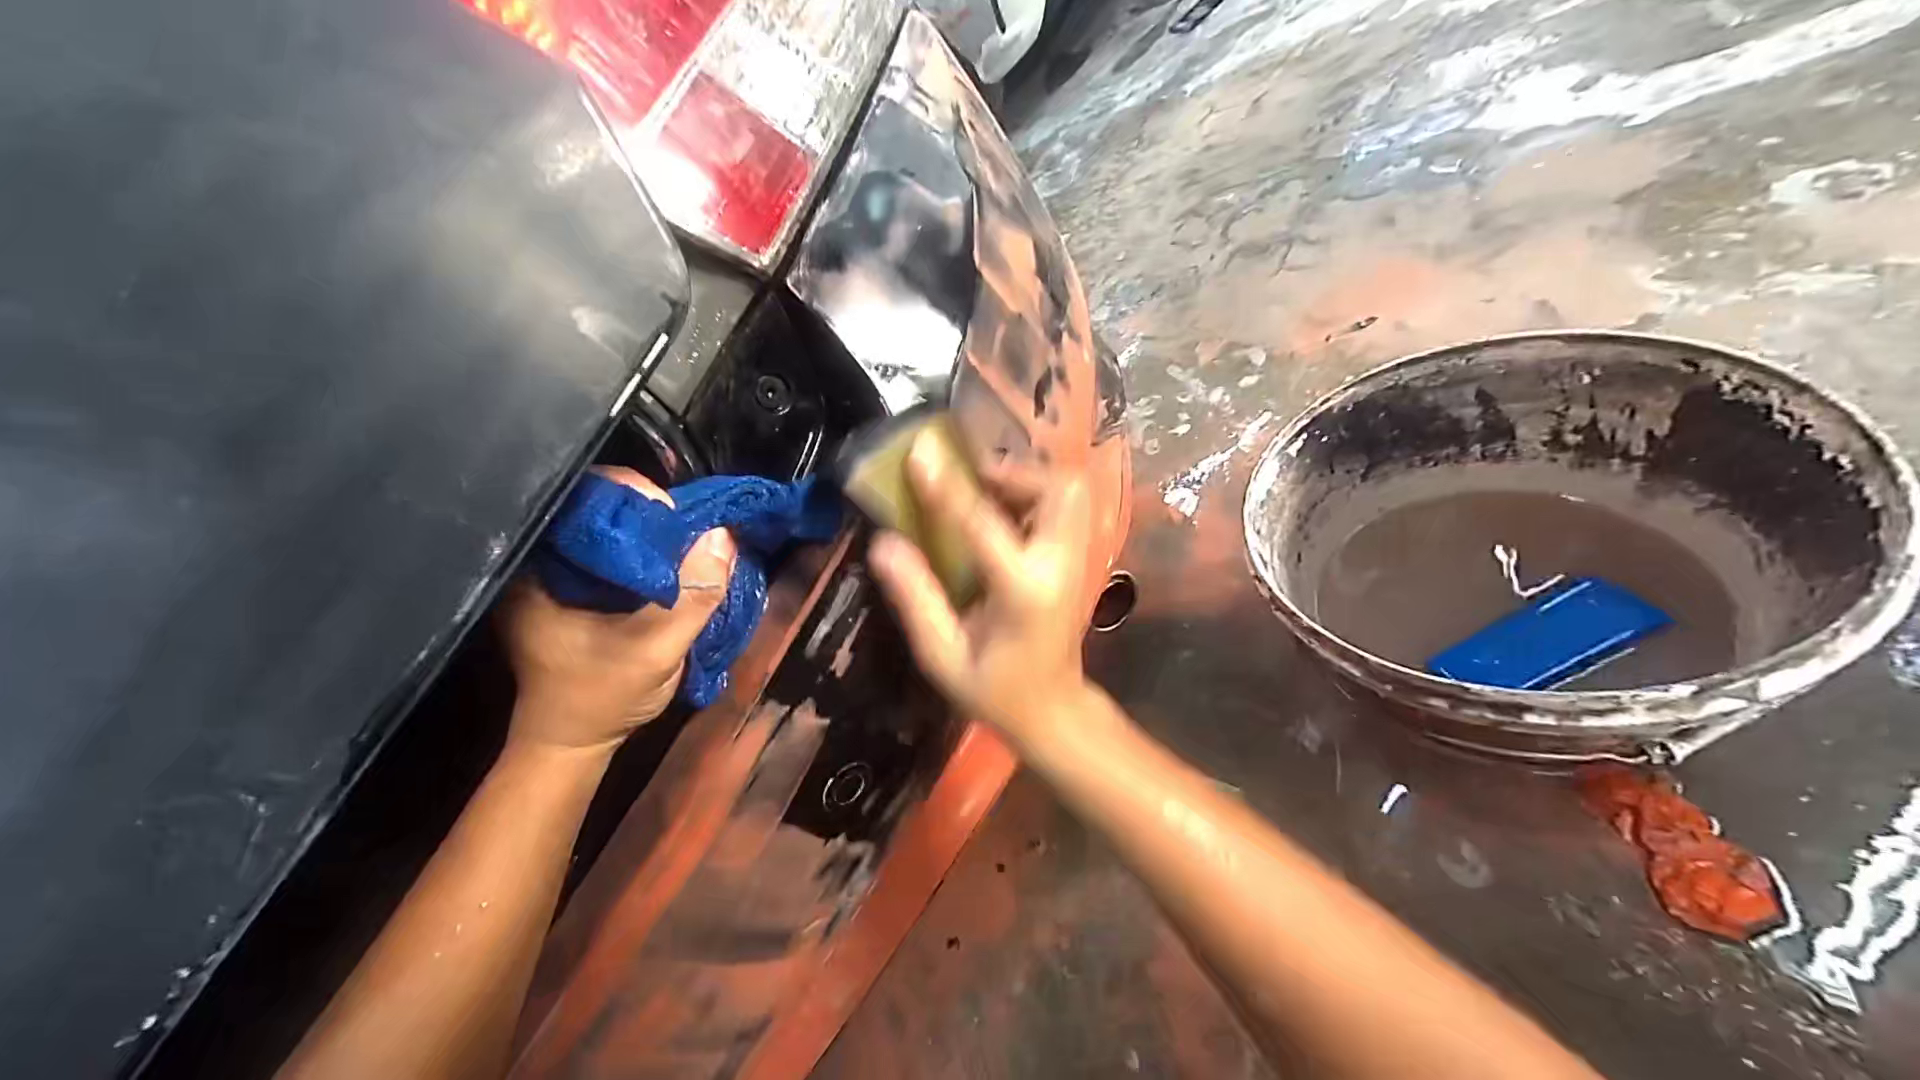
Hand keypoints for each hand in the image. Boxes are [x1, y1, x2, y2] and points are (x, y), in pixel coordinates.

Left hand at [500, 467, 734, 754]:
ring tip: (689, 542)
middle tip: (691, 530)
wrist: (571, 745)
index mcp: (539, 568)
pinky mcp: (577, 588)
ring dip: (655, 534)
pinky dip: (649, 553)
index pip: (587, 501)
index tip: (678, 521)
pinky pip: (618, 553)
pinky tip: (674, 561)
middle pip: (603, 509)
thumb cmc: (600, 699)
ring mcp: (558, 575)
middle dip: (654, 515)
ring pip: (614, 531)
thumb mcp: (654, 651)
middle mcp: (542, 562)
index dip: (637, 499)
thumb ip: (692, 598)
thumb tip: (724, 535)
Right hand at [867, 428, 1097, 750]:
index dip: (949, 486)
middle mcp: (1060, 567)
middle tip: (975, 479)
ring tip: (986, 493)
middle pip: (1059, 488)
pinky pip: (1066, 506)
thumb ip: (916, 599)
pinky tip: (1003, 515)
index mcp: (1024, 593)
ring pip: (1070, 491)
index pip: (984, 526)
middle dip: (1016, 471)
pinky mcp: (1079, 560)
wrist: (1053, 710)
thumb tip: (883, 544)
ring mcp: (1077, 561)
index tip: (921, 451)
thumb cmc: (995, 692)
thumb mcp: (942, 656)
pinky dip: (1036, 495)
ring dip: (1028, 480)